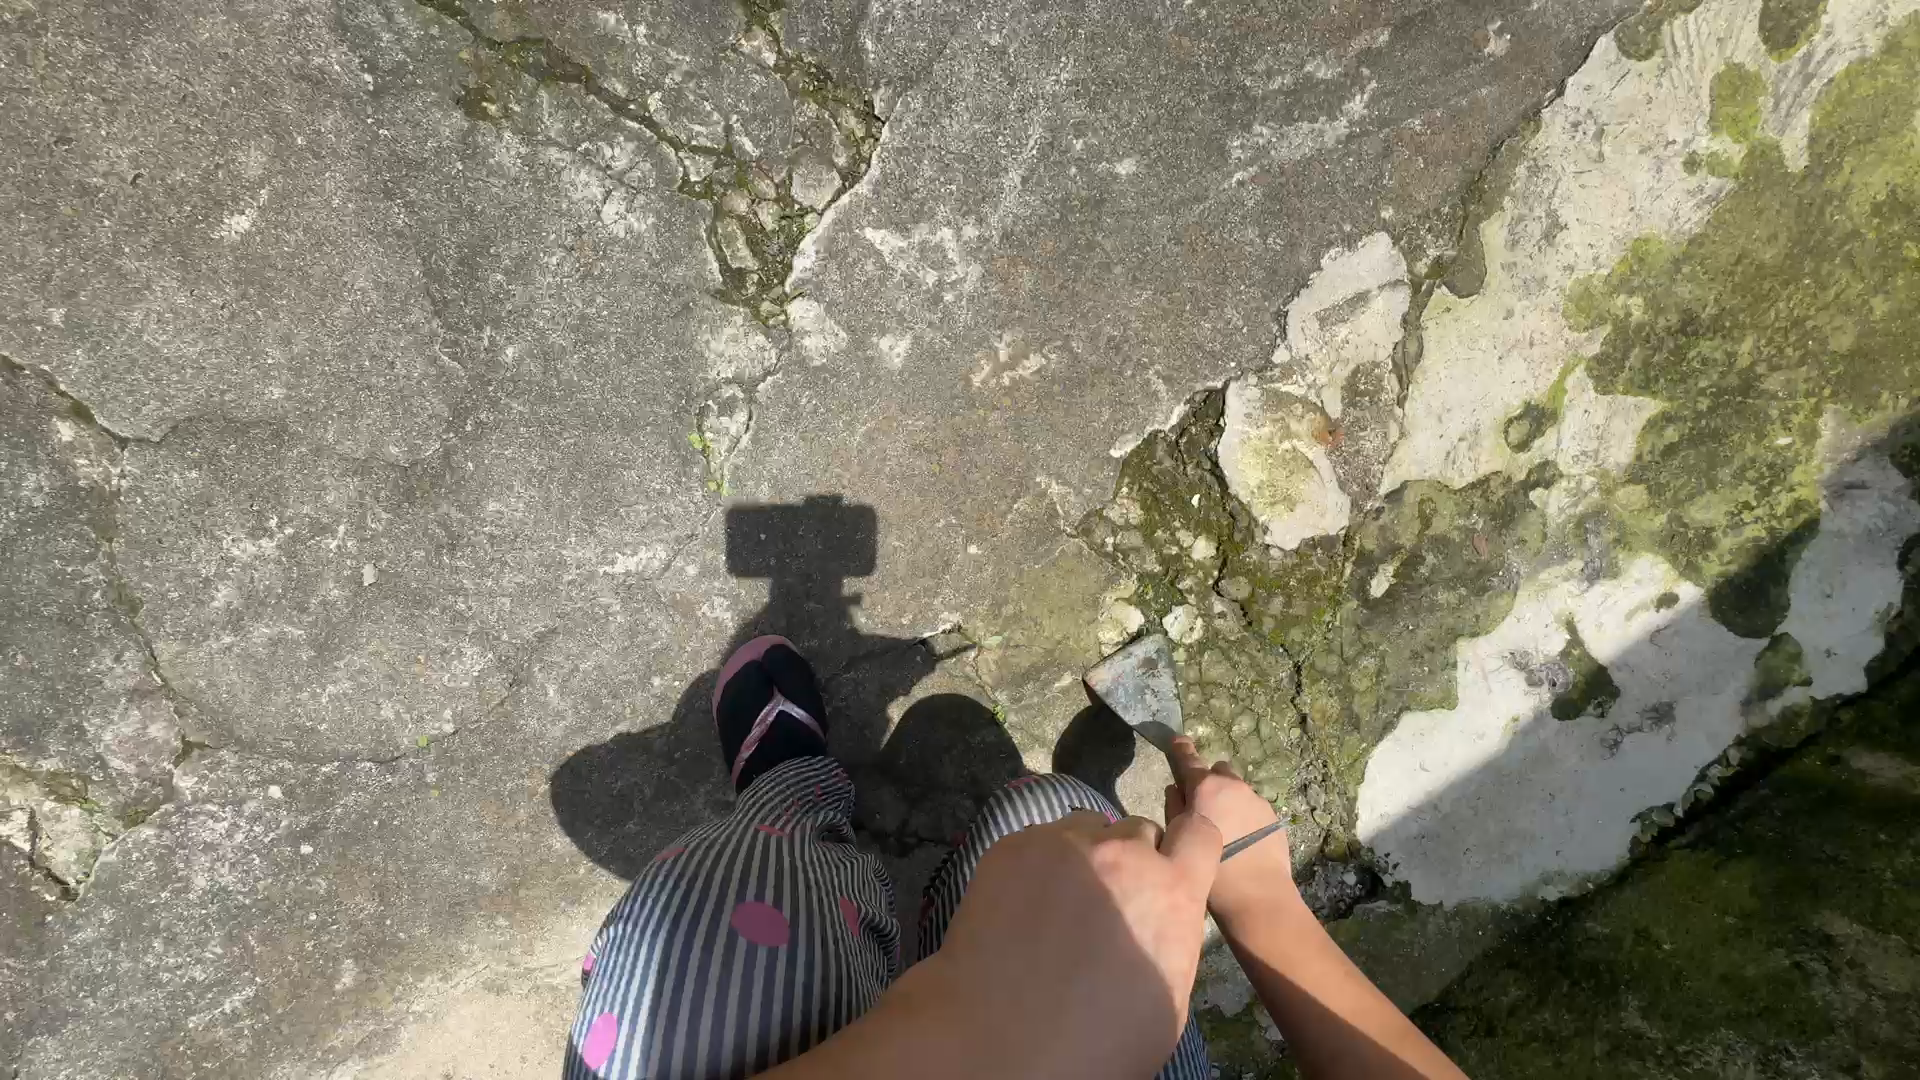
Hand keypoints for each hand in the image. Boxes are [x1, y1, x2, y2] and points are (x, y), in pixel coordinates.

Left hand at [917, 809, 1222, 1078]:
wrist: (1004, 1039)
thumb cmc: (1100, 1040)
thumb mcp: (1167, 994)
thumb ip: (1170, 931)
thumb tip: (1155, 910)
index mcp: (1170, 890)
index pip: (1200, 832)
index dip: (1188, 844)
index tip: (1175, 860)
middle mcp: (1120, 851)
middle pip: (1136, 830)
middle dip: (1132, 858)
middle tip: (1110, 900)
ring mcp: (1062, 841)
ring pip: (1085, 828)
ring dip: (1085, 855)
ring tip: (1062, 901)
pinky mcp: (1015, 844)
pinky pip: (1039, 841)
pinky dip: (1039, 864)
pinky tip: (1024, 905)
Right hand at [1163, 736, 1294, 928]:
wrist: (1258, 895)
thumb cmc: (1211, 867)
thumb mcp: (1179, 836)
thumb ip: (1174, 806)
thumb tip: (1175, 789)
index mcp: (1205, 786)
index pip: (1188, 758)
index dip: (1180, 748)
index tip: (1177, 741)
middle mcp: (1233, 785)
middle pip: (1216, 771)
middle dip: (1208, 782)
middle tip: (1201, 805)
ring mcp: (1256, 799)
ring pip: (1236, 787)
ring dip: (1227, 797)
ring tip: (1224, 825)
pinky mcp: (1273, 815)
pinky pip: (1252, 805)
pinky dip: (1243, 813)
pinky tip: (1242, 838)